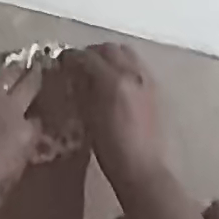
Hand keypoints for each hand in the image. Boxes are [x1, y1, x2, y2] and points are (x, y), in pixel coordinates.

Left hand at [0, 60, 42, 218]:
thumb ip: (20, 152)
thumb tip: (23, 141)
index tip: (38, 116)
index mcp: (25, 133)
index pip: (38, 120)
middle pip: (27, 85)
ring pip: (4, 76)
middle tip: (38, 66)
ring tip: (16, 66)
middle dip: (34, 76)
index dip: (38, 119)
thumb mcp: (12, 177)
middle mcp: (9, 110)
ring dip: (11, 72)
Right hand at [66, 43, 166, 182]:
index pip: (89, 57)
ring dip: (110, 55)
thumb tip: (74, 74)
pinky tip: (118, 79)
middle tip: (81, 64)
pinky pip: (137, 63)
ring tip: (100, 68)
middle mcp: (132, 73)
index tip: (63, 61)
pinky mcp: (155, 86)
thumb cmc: (111, 150)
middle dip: (92, 52)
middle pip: (109, 48)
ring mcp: (146, 78)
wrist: (144, 169)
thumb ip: (82, 90)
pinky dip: (125, 63)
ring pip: (126, 51)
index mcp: (113, 81)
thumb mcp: (89, 118)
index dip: (73, 57)